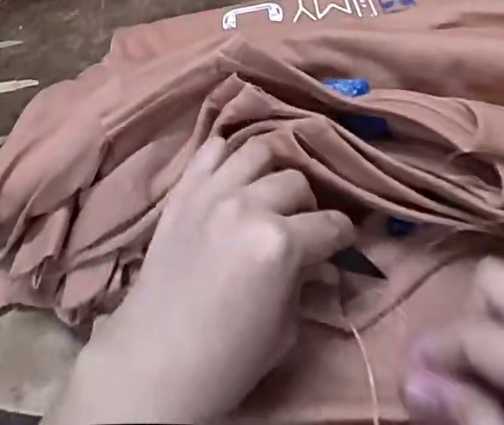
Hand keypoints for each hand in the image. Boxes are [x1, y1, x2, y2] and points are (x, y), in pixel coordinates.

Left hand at [42, 135, 355, 424]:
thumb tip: (326, 264)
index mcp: (280, 243)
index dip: (344, 236)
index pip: (330, 224)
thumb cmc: (230, 354)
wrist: (159, 352)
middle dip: (308, 204)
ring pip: (256, 152)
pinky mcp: (182, 187)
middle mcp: (247, 204)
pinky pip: (210, 149)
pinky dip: (228, 155)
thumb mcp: (286, 327)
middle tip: (303, 224)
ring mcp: (210, 190)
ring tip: (270, 193)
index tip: (343, 242)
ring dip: (271, 171)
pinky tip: (234, 174)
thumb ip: (307, 283)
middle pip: (295, 180)